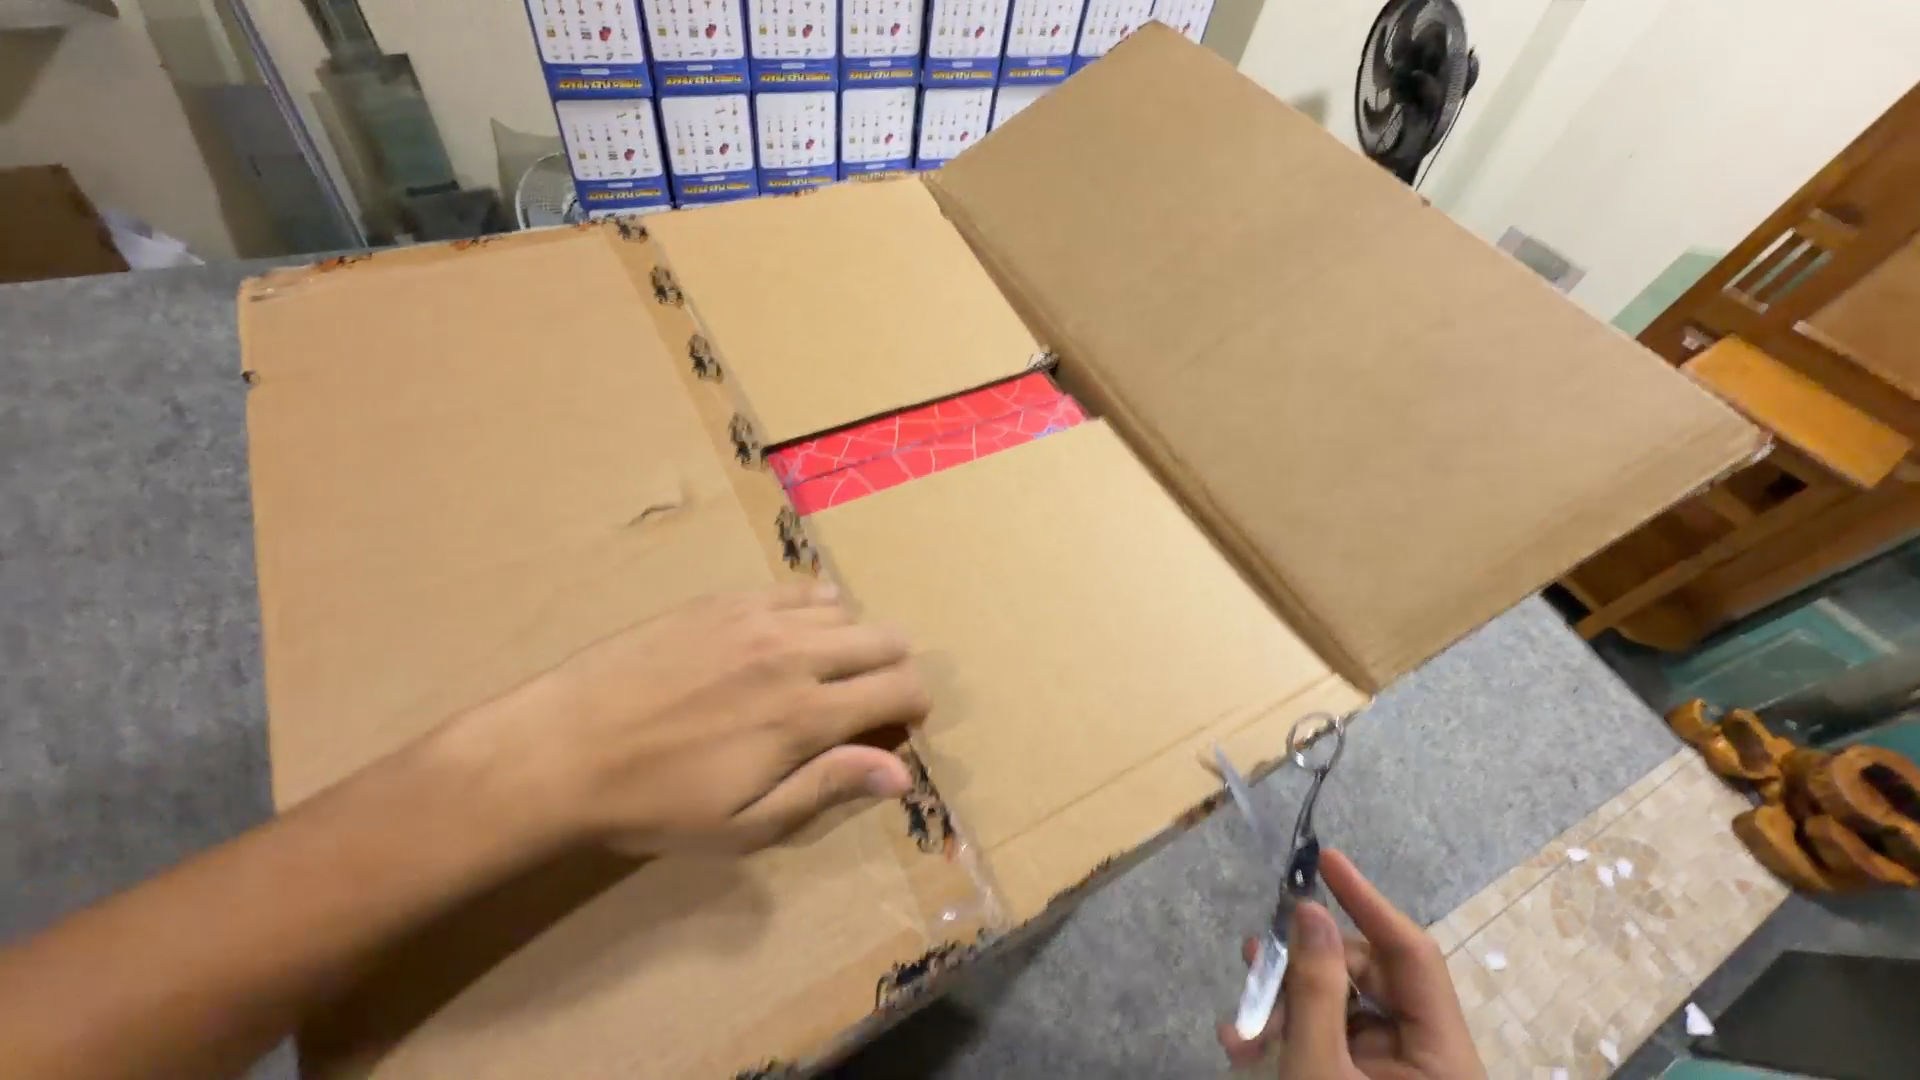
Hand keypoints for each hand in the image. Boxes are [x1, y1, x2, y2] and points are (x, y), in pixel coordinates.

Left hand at [437, 583, 930, 855]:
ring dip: (852, 639)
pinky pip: (795, 588)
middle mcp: (794, 654)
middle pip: (885, 639)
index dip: (916, 705)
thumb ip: (827, 787)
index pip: (901, 687)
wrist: (562, 750)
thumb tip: (900, 772)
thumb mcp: (746, 824)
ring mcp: (757, 618)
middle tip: (870, 698)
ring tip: (825, 669)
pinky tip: (791, 634)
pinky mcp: (722, 600)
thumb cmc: (656, 803)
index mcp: (806, 715)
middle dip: (894, 668)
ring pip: (844, 610)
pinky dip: (813, 609)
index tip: (902, 723)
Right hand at [1218, 849, 1485, 1079]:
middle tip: (1252, 960)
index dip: (1368, 902)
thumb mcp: (1319, 1072)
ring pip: (1339, 1008)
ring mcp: (1398, 1076)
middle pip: (1366, 979)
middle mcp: (1431, 1061)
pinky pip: (1329, 1039)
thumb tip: (1312, 910)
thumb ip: (1315, 990)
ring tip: (1238, 1027)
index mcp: (1447, 1061)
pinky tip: (1245, 1048)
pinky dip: (1287, 1035)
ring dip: (1283, 1007)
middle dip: (1304, 969)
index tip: (1326, 859)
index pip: (1412, 955)